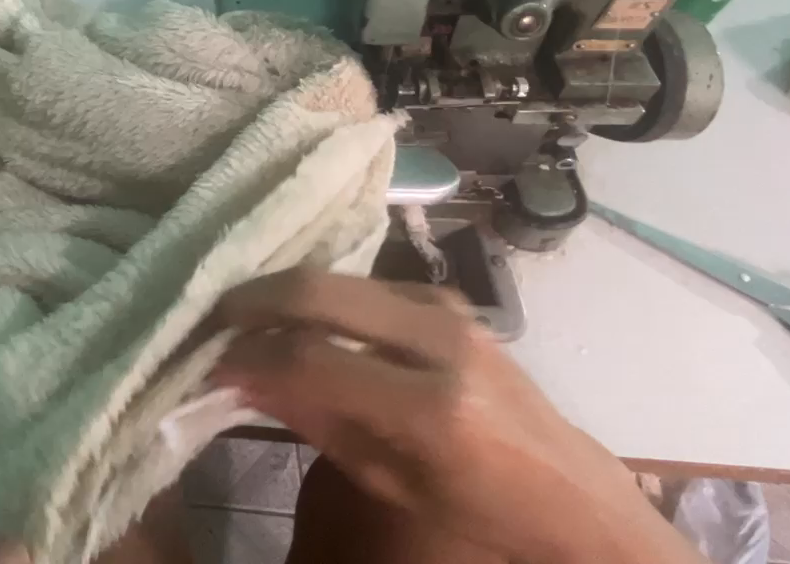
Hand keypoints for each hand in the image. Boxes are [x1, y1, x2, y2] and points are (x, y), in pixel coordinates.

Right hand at [212, 271, 703, 563]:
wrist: (577, 498)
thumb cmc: (480, 511)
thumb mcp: (388, 483)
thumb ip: (312, 420)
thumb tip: (239, 375)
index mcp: (434, 409)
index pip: (312, 358)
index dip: (250, 354)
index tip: (212, 360)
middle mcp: (440, 341)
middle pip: (318, 292)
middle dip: (255, 299)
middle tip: (214, 316)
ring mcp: (448, 310)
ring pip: (337, 278)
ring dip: (285, 293)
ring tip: (248, 316)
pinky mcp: (447, 299)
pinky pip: (363, 283)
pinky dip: (322, 295)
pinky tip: (302, 314)